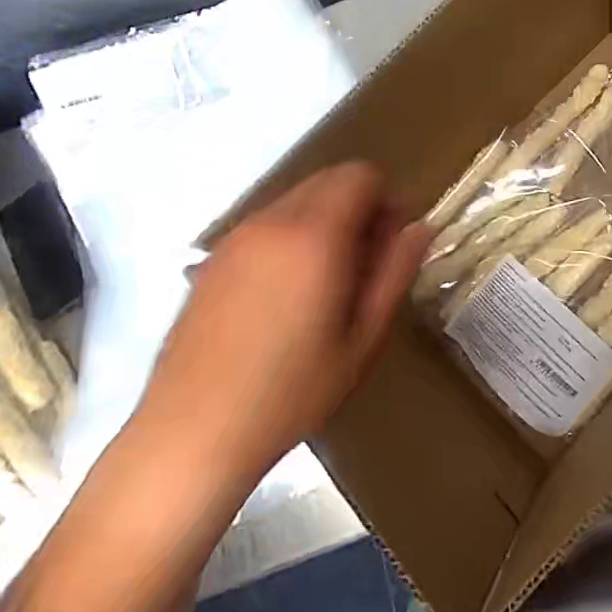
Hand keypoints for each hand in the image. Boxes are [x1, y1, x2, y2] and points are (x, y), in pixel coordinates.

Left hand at [136, 162, 431, 484]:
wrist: (191, 435)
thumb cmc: (293, 391)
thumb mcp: (364, 337)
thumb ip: (396, 272)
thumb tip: (419, 228)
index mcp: (313, 236)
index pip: (359, 176)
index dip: (388, 198)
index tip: (396, 240)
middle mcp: (269, 223)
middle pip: (327, 181)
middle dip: (360, 207)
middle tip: (372, 261)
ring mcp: (233, 240)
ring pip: (295, 201)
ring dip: (326, 221)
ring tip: (333, 281)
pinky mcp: (211, 262)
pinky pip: (266, 225)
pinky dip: (293, 237)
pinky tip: (292, 293)